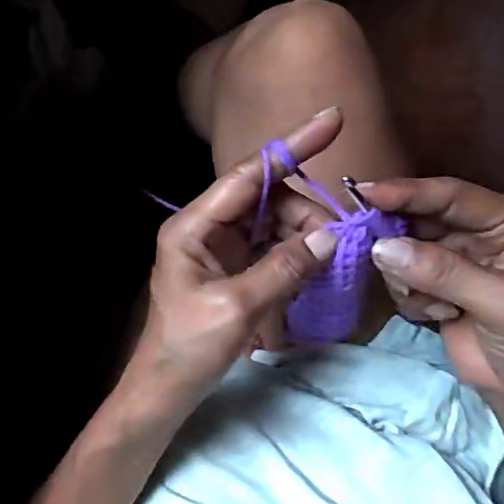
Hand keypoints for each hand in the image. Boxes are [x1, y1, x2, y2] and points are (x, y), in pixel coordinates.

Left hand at [127, 108, 344, 414]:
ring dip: (303, 232)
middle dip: (304, 209)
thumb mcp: (238, 308)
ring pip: (272, 220)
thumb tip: (330, 235)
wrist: (166, 386)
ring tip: (328, 259)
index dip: (291, 146)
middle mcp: (204, 228)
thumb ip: (284, 267)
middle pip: (265, 197)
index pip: (246, 175)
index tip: (332, 117)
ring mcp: (218, 247)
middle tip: (337, 240)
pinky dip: (295, 251)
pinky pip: (270, 245)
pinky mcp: (231, 267)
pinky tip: (314, 266)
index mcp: (192, 227)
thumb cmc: (189, 347)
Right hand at [356, 177, 503, 415]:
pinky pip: (399, 277)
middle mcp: (483, 233)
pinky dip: (407, 297)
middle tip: (371, 252)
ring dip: (405, 278)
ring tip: (434, 305)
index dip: (406, 192)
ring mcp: (457, 260)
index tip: (362, 193)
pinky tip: (437, 315)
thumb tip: (382, 247)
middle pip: (419, 218)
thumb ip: (446, 273)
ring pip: (402, 249)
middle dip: (396, 237)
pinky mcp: (436, 286)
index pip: (452, 197)